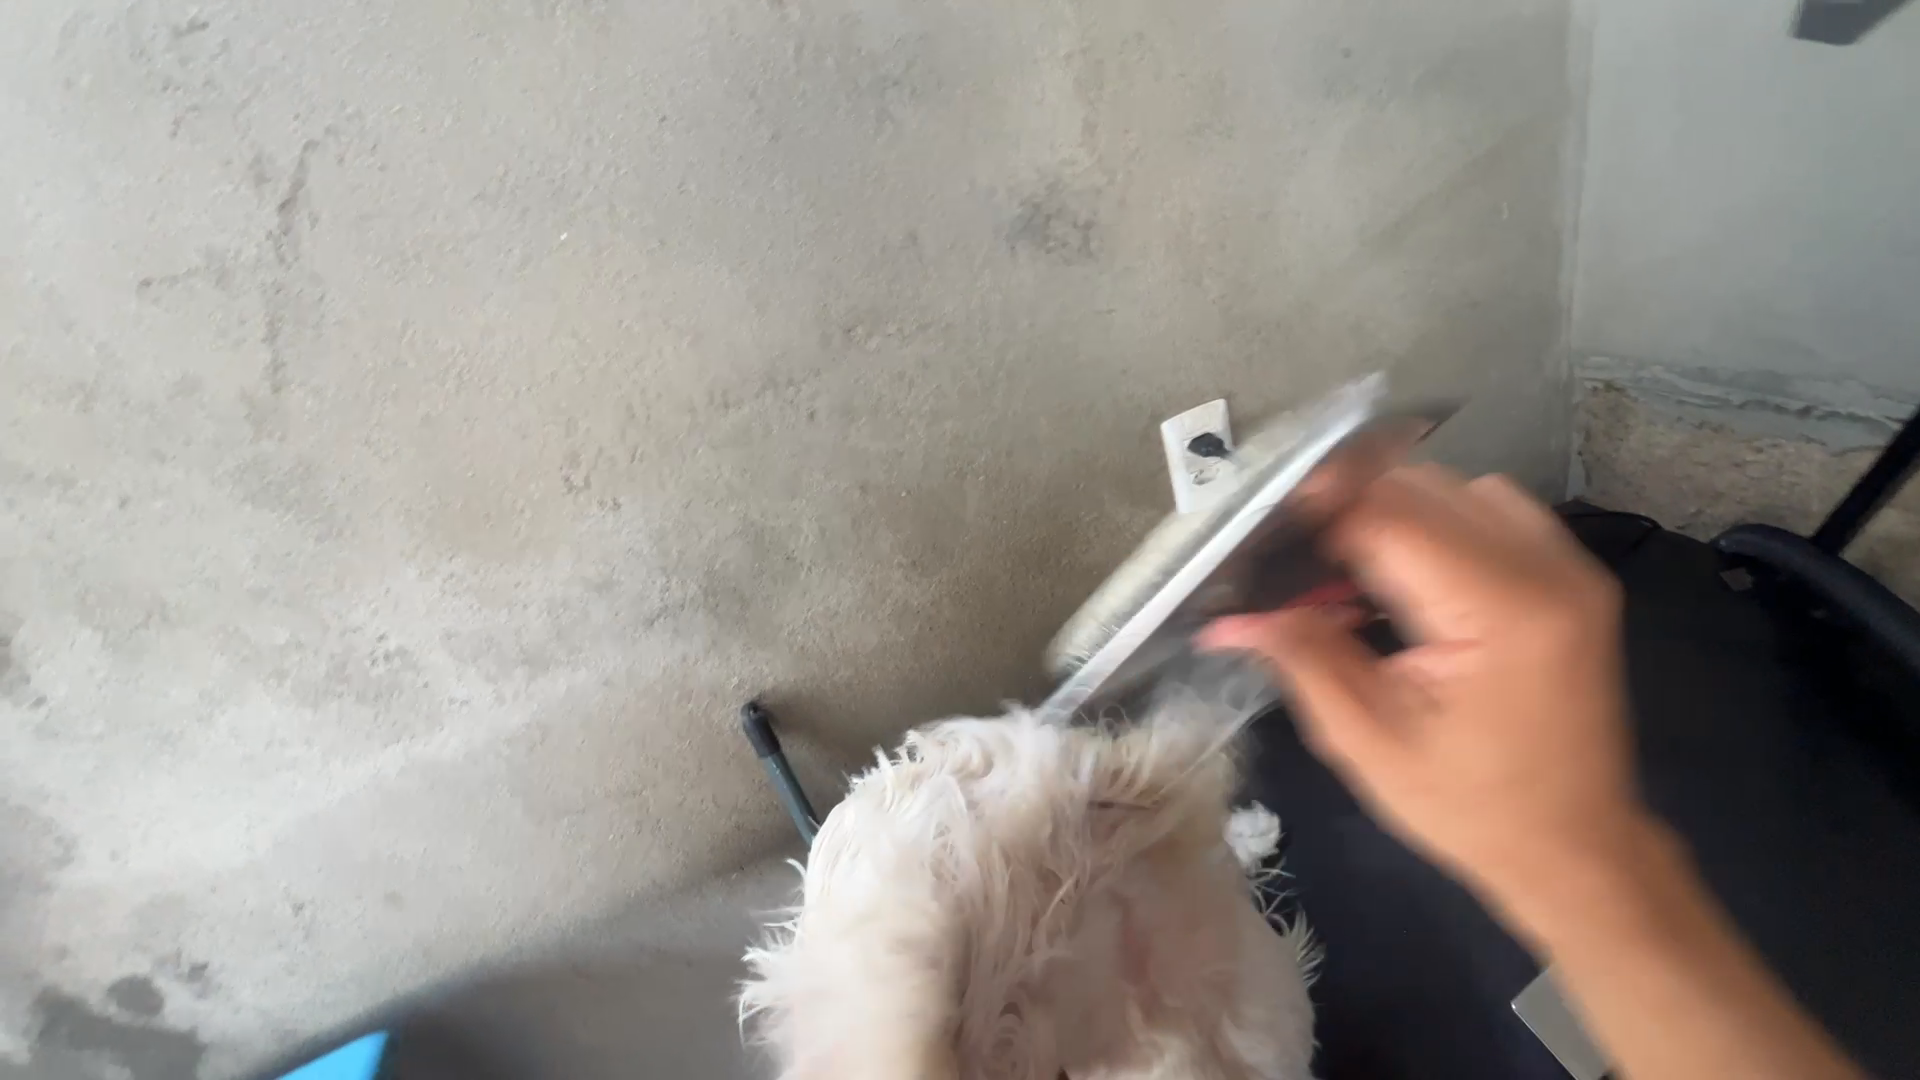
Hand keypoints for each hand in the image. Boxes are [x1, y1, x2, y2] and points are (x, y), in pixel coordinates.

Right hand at [1201, 466, 1642, 905]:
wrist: (1574, 848)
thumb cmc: (1467, 805)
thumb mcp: (1363, 739)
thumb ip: (1300, 658)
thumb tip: (1224, 620)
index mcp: (1498, 612)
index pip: (1389, 517)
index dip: (1318, 515)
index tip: (1263, 539)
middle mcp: (1544, 570)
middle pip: (1421, 488)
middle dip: (1346, 511)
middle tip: (1293, 559)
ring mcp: (1567, 567)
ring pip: (1454, 486)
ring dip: (1389, 509)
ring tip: (1341, 562)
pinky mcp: (1569, 576)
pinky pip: (1490, 508)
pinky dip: (1433, 519)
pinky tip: (1401, 566)